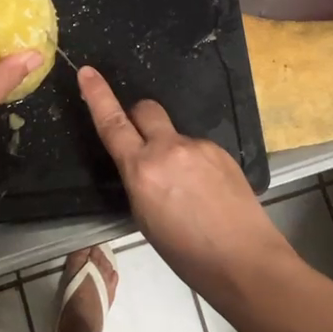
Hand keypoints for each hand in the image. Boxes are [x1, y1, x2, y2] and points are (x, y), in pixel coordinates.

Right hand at [77, 66, 293, 294]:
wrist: (245, 259)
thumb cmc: (186, 253)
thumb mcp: (145, 219)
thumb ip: (138, 181)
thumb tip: (141, 166)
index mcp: (142, 171)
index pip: (113, 124)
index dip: (97, 96)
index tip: (87, 72)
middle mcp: (169, 149)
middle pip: (146, 109)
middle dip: (138, 117)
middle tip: (142, 141)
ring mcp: (199, 147)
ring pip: (174, 134)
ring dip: (171, 150)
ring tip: (186, 190)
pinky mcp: (221, 152)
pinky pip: (197, 148)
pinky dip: (194, 163)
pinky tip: (207, 192)